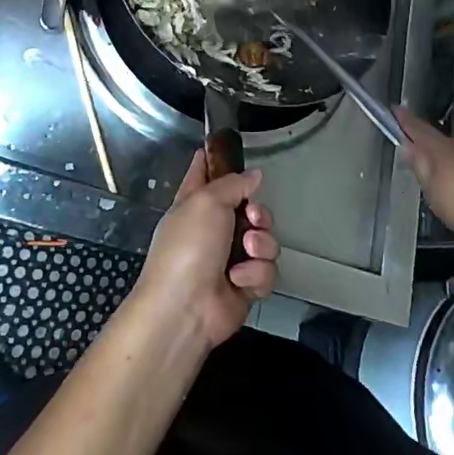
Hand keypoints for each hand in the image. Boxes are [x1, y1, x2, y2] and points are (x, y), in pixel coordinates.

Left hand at [126, 150, 279, 347]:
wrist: (186, 306)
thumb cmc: (188, 247)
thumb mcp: (206, 201)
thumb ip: (233, 183)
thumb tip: (254, 176)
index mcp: (194, 203)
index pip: (204, 173)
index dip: (216, 160)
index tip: (227, 147)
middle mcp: (213, 228)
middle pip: (250, 208)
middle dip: (259, 213)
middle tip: (253, 217)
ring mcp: (231, 258)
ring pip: (265, 240)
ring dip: (261, 245)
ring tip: (247, 251)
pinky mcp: (245, 284)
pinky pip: (267, 270)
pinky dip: (256, 274)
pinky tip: (239, 280)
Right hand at [396, 106, 453, 248]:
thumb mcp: (434, 192)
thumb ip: (421, 168)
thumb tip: (408, 146)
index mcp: (443, 152)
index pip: (420, 130)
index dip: (406, 120)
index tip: (396, 109)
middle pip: (439, 141)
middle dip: (424, 142)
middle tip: (410, 147)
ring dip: (443, 160)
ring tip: (434, 176)